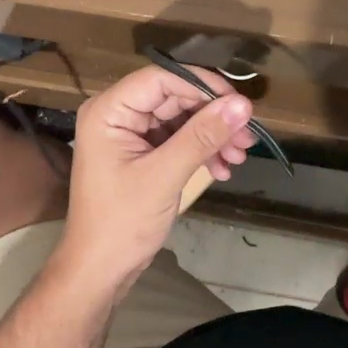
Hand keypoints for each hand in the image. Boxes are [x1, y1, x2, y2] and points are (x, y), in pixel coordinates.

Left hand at [56, 64, 256, 286]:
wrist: (100, 269)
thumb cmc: (122, 222)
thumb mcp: (164, 176)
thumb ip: (202, 136)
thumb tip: (243, 104)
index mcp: (109, 111)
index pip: (162, 79)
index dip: (203, 85)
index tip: (240, 104)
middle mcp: (117, 115)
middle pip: (174, 97)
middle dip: (212, 116)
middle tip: (247, 137)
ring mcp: (129, 136)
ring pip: (180, 119)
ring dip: (212, 135)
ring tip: (239, 157)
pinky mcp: (141, 156)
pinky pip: (177, 140)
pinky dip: (201, 151)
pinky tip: (223, 169)